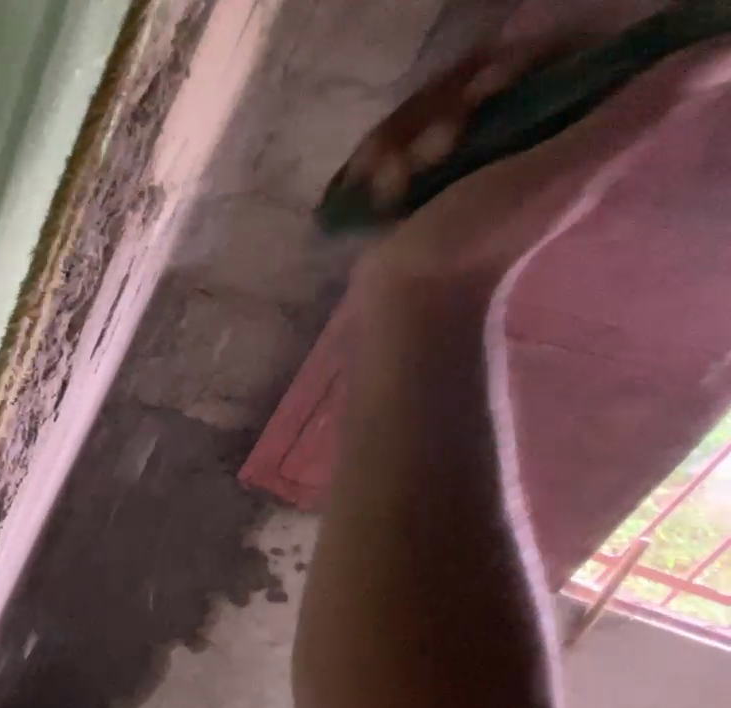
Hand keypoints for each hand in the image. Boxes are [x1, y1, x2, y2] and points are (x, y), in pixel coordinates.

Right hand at [344, 37, 730, 297]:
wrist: (410, 297)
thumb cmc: (481, 236)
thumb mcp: (564, 168)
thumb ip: (636, 108)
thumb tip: (721, 48)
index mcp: (552, 123)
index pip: (532, 57)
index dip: (505, 64)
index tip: (486, 91)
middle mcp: (502, 136)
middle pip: (462, 85)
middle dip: (438, 115)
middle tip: (436, 153)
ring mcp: (447, 162)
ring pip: (415, 117)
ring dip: (397, 148)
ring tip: (397, 186)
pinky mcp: (403, 184)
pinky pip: (383, 150)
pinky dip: (372, 170)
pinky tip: (376, 194)